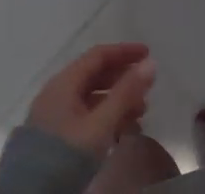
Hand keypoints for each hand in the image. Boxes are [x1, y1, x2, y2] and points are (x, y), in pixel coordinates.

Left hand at [26, 43, 157, 154]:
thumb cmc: (68, 152)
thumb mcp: (101, 123)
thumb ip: (126, 93)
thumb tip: (150, 64)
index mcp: (64, 83)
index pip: (98, 55)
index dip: (124, 52)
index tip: (148, 54)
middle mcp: (57, 93)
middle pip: (94, 76)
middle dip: (123, 80)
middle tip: (146, 89)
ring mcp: (54, 115)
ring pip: (91, 98)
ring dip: (117, 101)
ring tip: (140, 115)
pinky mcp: (54, 135)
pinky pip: (85, 116)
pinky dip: (105, 117)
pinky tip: (120, 131)